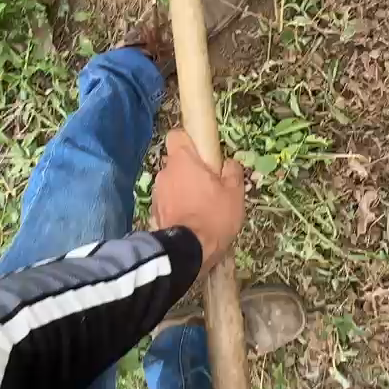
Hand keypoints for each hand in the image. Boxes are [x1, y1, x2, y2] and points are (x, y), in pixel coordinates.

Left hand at [148, 128, 243, 271]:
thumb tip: (229, 163)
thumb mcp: (234, 194)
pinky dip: (176, 207)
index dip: (189, 142)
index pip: (177, 136)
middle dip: (190, 172)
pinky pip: (167, 202)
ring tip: (201, 209)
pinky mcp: (154, 211)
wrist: (187, 252)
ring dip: (183, 191)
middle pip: (177, 163)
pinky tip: (190, 221)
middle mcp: (164, 172)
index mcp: (182, 161)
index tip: (202, 154)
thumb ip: (232, 172)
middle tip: (209, 187)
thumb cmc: (213, 217)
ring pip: (172, 183)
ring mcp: (156, 192)